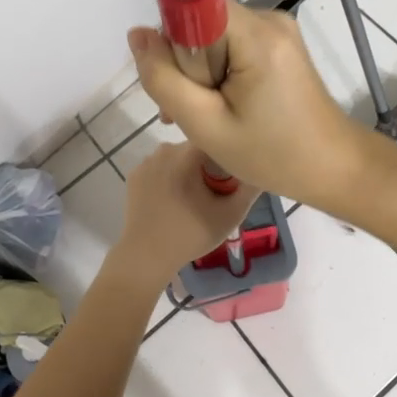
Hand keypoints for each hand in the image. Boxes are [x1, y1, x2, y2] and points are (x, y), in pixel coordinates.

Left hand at [111, 141, 261, 287]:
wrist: (146, 255)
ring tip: (192, 200)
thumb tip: (261, 169)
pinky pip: (159, 169)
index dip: (226, 157)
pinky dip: (168, 179)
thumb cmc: (190, 234)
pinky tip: (172, 202)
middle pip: (194, 149)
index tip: (230, 179)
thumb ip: (250, 188)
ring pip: (176, 159)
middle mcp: (164, 150)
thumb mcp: (230, 215)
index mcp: (186, 154)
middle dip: (206, 166)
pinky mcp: (134, 175)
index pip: (214, 141)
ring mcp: (146, 162)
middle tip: (214, 194)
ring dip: (186, 172)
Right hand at [127, 1, 372, 207]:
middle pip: (202, 21)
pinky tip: (222, 107)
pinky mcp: (278, 43)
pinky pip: (230, 44)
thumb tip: (138, 34)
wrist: (336, 169)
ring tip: (205, 117)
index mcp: (256, 35)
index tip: (176, 79)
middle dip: (184, 64)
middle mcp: (268, 19)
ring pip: (212, 35)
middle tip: (187, 113)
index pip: (195, 6)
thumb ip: (164, 78)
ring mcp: (276, 29)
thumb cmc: (273, 154)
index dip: (173, 38)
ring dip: (199, 72)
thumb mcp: (206, 125)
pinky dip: (218, 73)